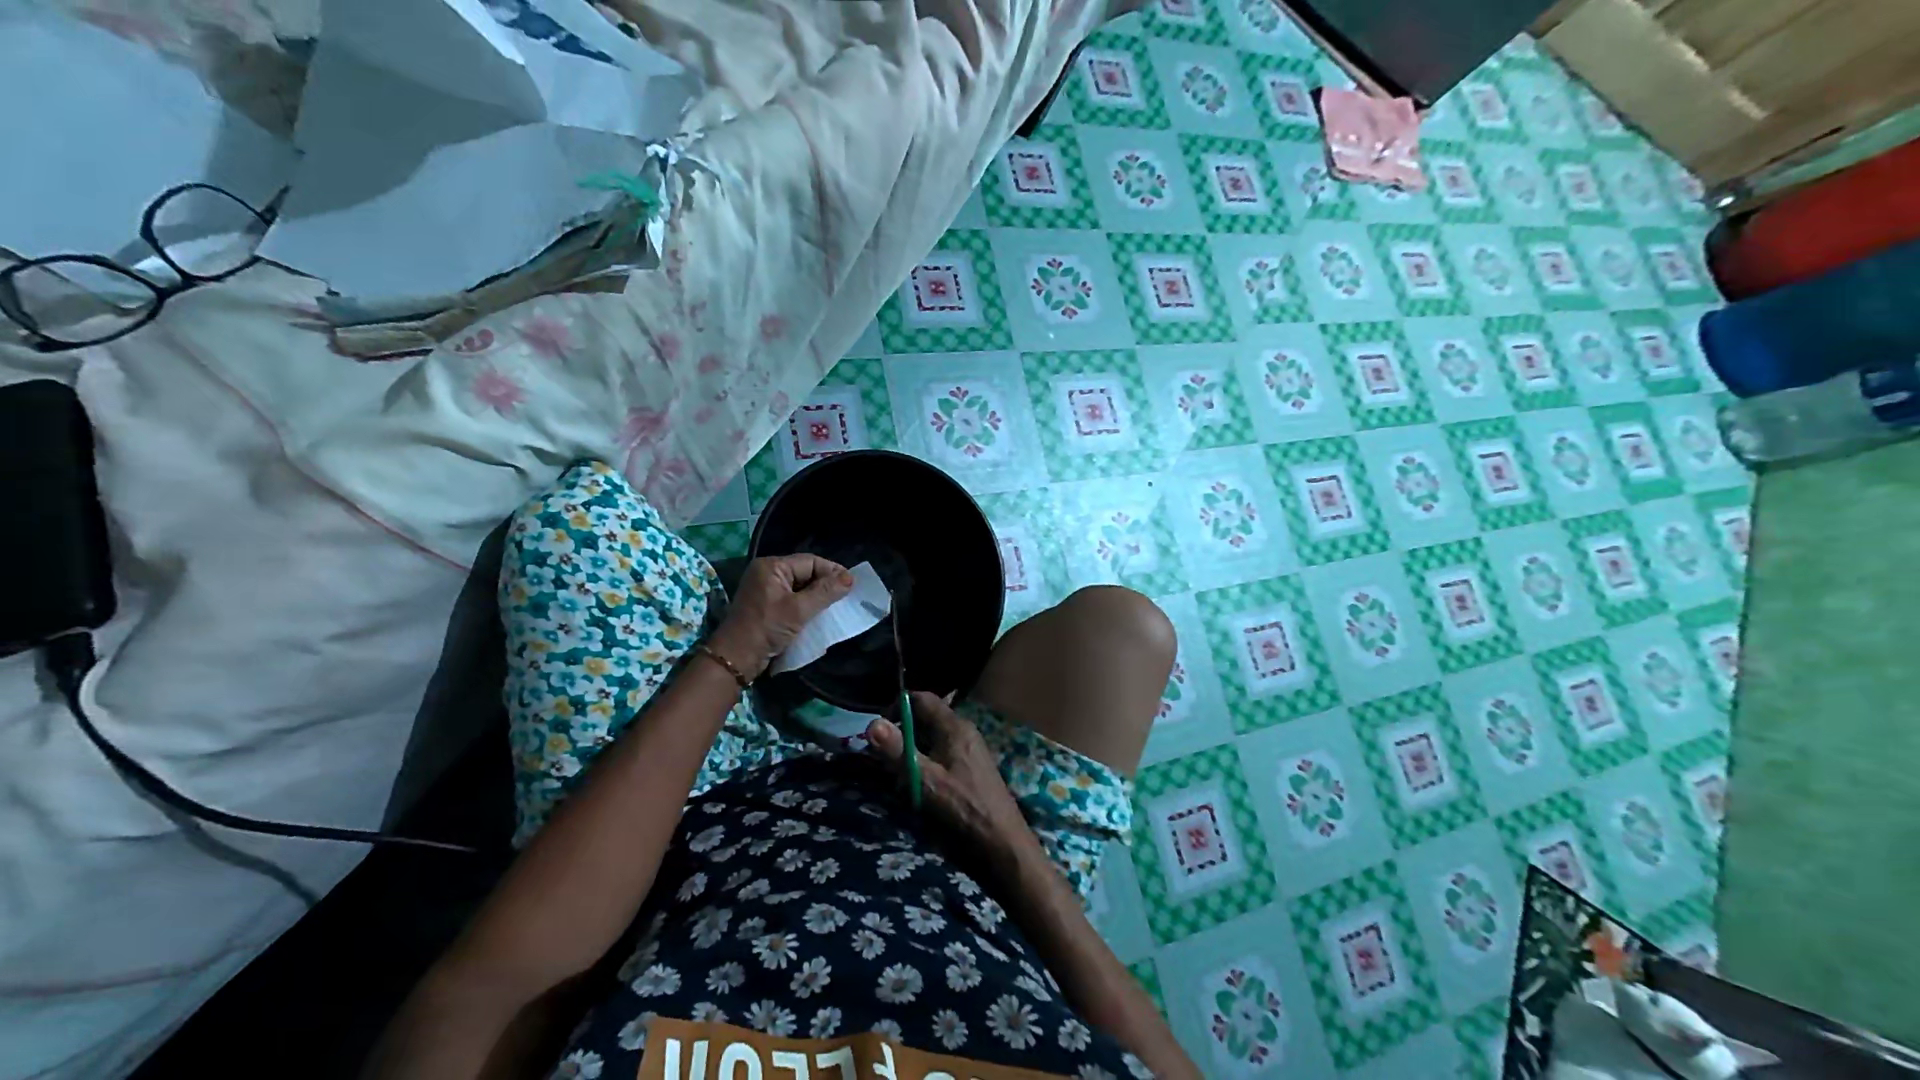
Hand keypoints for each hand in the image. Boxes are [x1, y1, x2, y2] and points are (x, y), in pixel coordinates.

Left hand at [706, 554, 852, 681]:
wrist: (736, 658)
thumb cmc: (766, 629)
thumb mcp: (798, 610)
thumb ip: (825, 592)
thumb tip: (850, 578)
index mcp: (772, 566)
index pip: (810, 561)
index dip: (832, 571)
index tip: (851, 585)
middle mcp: (767, 572)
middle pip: (805, 572)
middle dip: (826, 583)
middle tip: (846, 596)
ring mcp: (765, 589)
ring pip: (800, 586)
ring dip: (817, 595)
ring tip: (836, 605)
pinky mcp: (766, 604)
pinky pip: (792, 597)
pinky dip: (807, 604)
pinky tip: (819, 613)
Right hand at [866, 692, 1033, 854]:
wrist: (1002, 842)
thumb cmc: (963, 807)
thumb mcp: (925, 779)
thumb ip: (898, 751)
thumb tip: (871, 723)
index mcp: (954, 727)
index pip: (922, 699)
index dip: (898, 707)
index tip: (879, 729)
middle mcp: (963, 731)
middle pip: (925, 720)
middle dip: (902, 736)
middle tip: (885, 759)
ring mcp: (969, 750)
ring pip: (932, 741)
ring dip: (913, 755)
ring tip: (900, 779)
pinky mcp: (970, 769)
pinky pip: (941, 756)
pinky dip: (926, 766)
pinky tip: (920, 790)